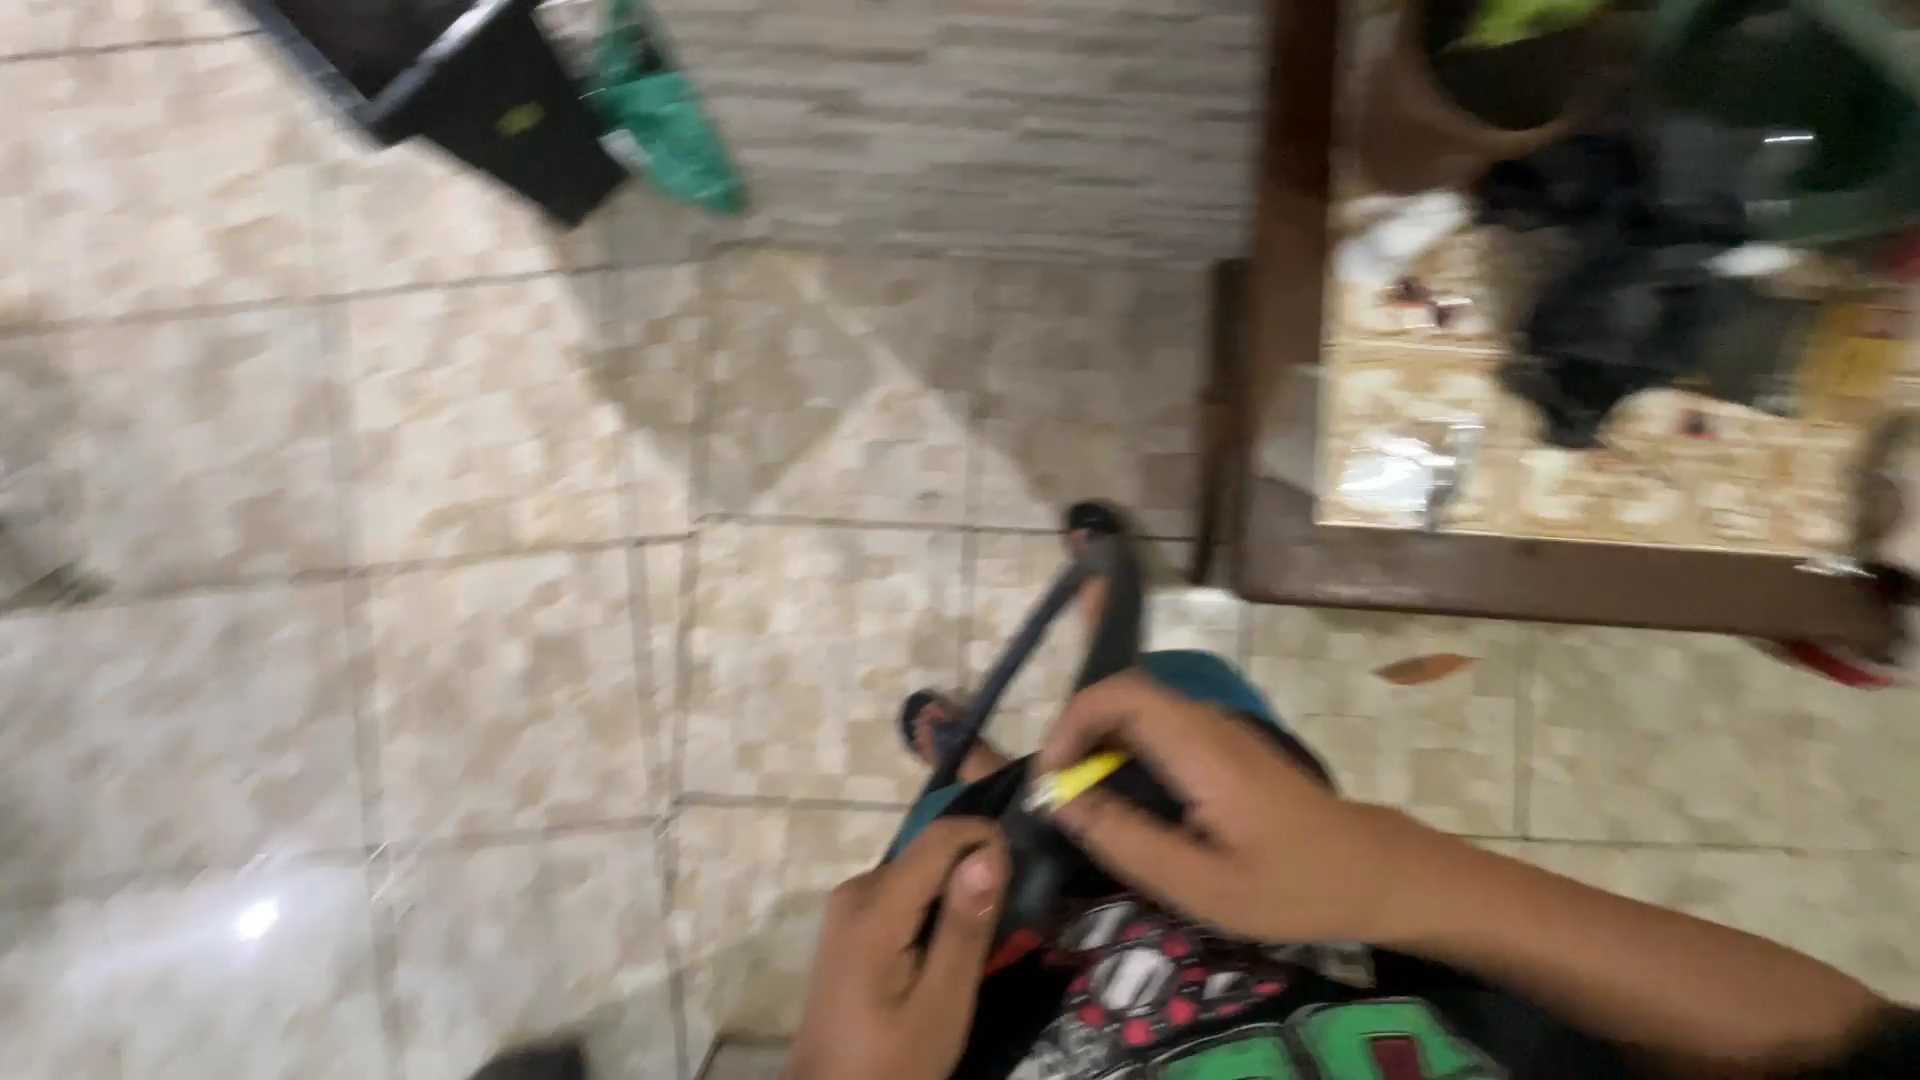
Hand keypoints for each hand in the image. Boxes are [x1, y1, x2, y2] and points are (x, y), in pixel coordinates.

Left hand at [784, 819, 1009, 1079]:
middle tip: (1001, 924)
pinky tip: (940, 950)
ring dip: (952, 892)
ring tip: (974, 941)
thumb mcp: (941, 1005)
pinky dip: (930, 907)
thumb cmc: (891, 1062)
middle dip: (970, 872)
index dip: (983, 839)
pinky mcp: (849, 919)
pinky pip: (902, 891)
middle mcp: (856, 888)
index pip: (938, 837)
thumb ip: (964, 926)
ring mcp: (848, 903)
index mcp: (875, 906)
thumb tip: (989, 852)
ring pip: (918, 870)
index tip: (1016, 877)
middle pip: (928, 852)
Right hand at [1035, 671, 1414, 944]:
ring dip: (1095, 740)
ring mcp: (1216, 726)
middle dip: (1075, 733)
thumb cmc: (1292, 886)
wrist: (1374, 870)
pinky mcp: (1220, 740)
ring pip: (1136, 707)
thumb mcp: (1203, 887)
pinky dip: (1120, 746)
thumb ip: (1128, 841)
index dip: (1072, 723)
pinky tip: (1119, 792)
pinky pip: (1155, 724)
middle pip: (1122, 695)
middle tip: (1058, 790)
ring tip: (1079, 794)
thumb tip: (1061, 802)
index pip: (1120, 696)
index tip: (1052, 777)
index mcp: (1201, 749)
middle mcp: (1206, 721)